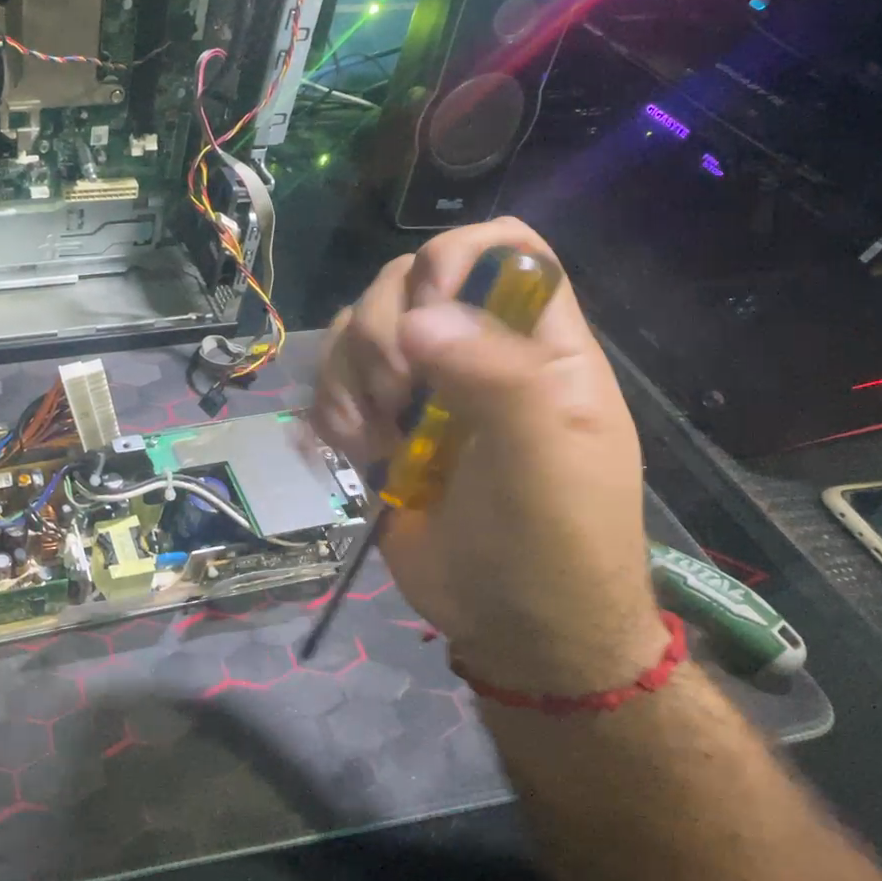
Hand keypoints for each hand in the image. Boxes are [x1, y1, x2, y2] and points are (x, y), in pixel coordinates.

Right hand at [312, 218, 664, 694]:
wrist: (515, 630)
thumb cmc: (554, 547)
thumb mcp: (547, 463)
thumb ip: (499, 379)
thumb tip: (419, 317)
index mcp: (538, 346)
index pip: (503, 250)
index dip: (457, 259)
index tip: (428, 313)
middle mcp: (474, 353)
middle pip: (406, 282)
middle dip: (383, 334)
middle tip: (393, 400)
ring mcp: (421, 390)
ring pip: (358, 330)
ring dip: (347, 377)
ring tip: (370, 439)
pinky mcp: (377, 426)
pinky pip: (332, 383)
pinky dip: (327, 409)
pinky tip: (348, 451)